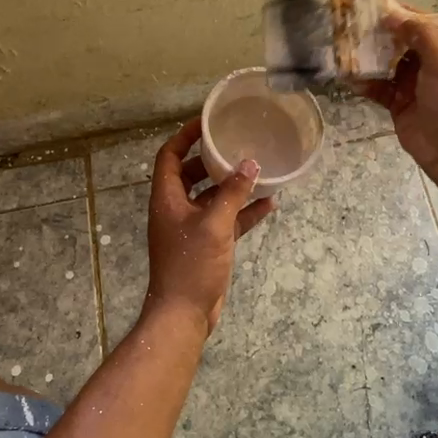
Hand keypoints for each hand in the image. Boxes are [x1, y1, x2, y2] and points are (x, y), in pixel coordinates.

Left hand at [143, 117, 275, 335]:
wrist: (183, 316)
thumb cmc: (190, 265)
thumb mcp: (214, 225)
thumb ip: (232, 193)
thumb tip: (250, 163)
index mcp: (167, 199)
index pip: (169, 156)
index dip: (184, 136)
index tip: (206, 122)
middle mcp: (176, 209)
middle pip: (190, 174)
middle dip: (211, 159)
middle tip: (234, 143)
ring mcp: (192, 228)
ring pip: (212, 197)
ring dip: (232, 185)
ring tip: (257, 169)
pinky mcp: (208, 246)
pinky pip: (227, 220)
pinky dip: (244, 211)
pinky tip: (270, 204)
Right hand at [353, 14, 437, 170]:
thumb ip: (421, 36)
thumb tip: (394, 15)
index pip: (427, 24)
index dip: (405, 14)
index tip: (378, 5)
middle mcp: (432, 63)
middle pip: (404, 42)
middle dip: (381, 34)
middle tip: (355, 23)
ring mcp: (414, 83)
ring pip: (388, 62)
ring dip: (369, 56)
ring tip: (346, 45)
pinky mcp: (399, 102)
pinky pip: (379, 86)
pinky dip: (365, 82)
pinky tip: (348, 76)